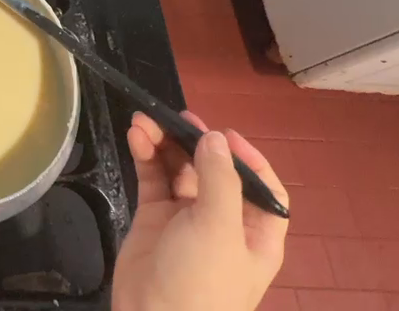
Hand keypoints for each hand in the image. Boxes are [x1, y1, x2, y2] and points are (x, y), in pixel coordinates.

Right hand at [111, 112, 288, 310]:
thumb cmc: (202, 281)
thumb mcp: (218, 229)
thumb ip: (218, 180)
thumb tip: (216, 138)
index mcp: (255, 233)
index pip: (263, 188)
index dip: (248, 159)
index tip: (223, 135)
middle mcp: (223, 222)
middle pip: (214, 170)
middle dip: (195, 142)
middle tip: (174, 118)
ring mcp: (186, 218)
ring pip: (179, 168)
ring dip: (164, 143)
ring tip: (143, 121)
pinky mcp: (154, 217)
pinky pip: (153, 178)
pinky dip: (145, 155)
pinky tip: (135, 136)